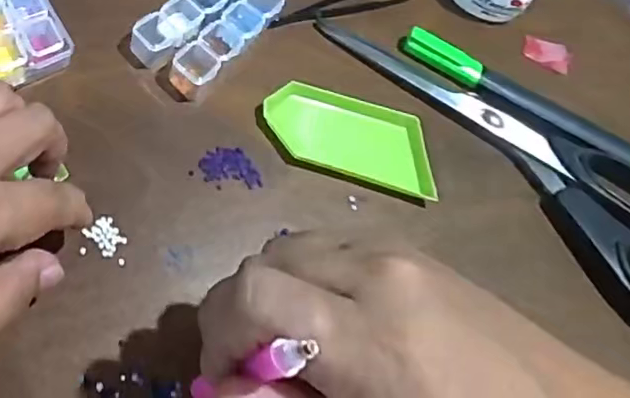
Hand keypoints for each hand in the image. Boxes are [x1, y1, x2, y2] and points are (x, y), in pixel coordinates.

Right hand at [195, 234, 629, 397]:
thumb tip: (223, 390)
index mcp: (380, 335)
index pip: (256, 292)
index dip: (221, 332)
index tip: (222, 380)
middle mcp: (376, 269)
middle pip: (263, 261)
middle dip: (239, 315)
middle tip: (253, 374)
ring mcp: (394, 248)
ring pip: (289, 246)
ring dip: (270, 293)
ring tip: (292, 348)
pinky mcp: (408, 247)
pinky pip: (326, 247)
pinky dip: (304, 279)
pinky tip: (332, 325)